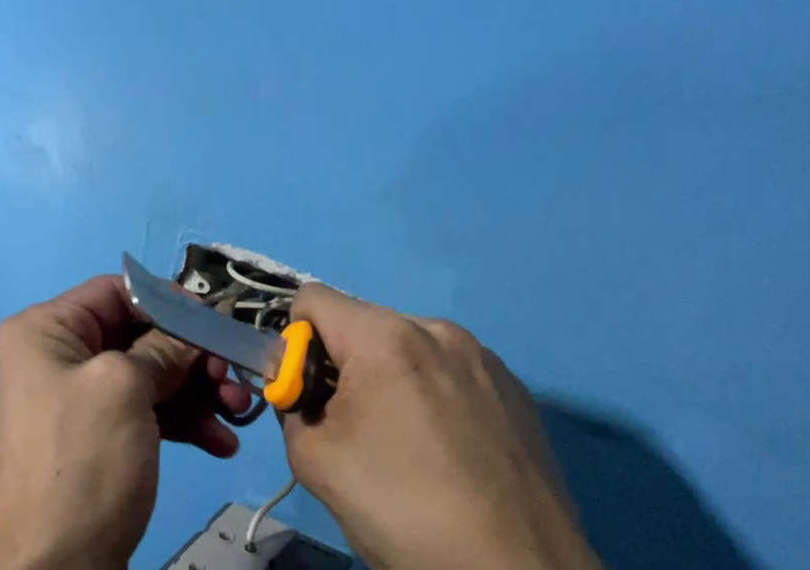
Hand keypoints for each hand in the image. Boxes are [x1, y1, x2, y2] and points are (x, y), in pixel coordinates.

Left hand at [0, 275, 254, 568]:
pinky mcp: (97, 439)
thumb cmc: (82, 459)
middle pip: (135, 335)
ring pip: (146, 377)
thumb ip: (161, 350)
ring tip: (237, 414)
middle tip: (232, 378)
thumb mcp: (123, 390)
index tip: (213, 321)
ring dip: (194, 392)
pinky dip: (181, 423)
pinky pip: (143, 413)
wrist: (46, 561)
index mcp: (47, 328)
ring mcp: (76, 400)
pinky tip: (219, 444)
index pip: (113, 292)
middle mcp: (57, 355)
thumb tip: (188, 331)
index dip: (165, 300)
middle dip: (189, 355)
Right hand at [279, 285, 603, 569]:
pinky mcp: (519, 394)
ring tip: (405, 445)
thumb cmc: (403, 510)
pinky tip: (446, 452)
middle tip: (352, 428)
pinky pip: (451, 373)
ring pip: (408, 348)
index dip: (295, 344)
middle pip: (361, 324)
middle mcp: (438, 330)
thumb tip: (302, 388)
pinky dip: (433, 396)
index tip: (309, 396)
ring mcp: (485, 360)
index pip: (312, 299)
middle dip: (342, 365)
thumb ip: (290, 402)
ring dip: (389, 379)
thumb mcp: (313, 458)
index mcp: (385, 336)